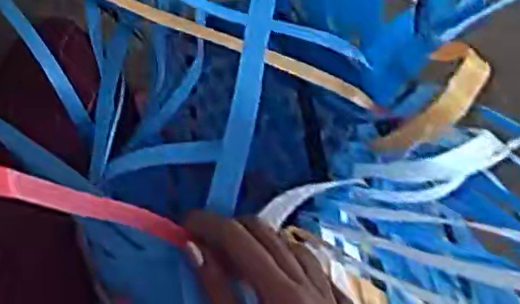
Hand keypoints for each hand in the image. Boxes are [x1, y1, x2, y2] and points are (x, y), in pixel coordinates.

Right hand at [184, 213, 348, 303]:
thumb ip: (217, 290)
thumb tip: (192, 246)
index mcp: (280, 291)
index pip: (234, 234)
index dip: (204, 222)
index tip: (184, 227)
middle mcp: (310, 286)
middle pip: (264, 232)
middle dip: (232, 229)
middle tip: (211, 245)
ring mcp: (334, 299)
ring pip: (297, 248)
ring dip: (266, 245)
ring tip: (247, 261)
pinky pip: (326, 277)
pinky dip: (301, 267)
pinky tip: (291, 279)